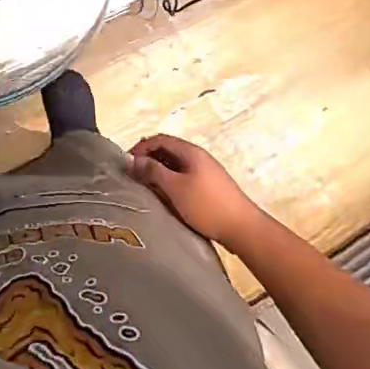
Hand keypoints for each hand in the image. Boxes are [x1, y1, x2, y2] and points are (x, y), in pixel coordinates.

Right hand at [128, 135, 269, 250]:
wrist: (242, 228)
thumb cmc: (206, 205)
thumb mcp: (175, 187)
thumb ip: (152, 171)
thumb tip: (132, 160)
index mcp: (190, 151)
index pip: (160, 139)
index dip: (141, 147)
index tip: (127, 164)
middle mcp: (198, 157)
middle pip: (167, 151)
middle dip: (148, 160)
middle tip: (133, 176)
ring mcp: (205, 172)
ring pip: (175, 166)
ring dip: (158, 172)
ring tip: (145, 188)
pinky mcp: (209, 188)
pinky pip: (183, 178)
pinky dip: (169, 183)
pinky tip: (164, 197)